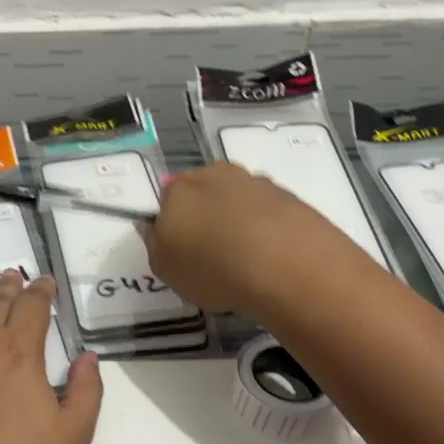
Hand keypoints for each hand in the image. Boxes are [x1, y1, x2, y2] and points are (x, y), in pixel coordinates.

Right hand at [144, 163, 325, 313]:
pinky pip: (268, 213)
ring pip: (238, 201)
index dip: (171, 224)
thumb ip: (153, 243)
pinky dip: (266, 229)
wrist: (287, 266)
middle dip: (205, 217)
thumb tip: (152, 225)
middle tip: (211, 254)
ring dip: (237, 222)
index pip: (166, 199)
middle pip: (204, 194)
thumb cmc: (212, 268)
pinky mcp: (291, 197)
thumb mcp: (164, 268)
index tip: (180, 250)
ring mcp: (257, 183)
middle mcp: (217, 175)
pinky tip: (270, 257)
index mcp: (180, 188)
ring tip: (244, 260)